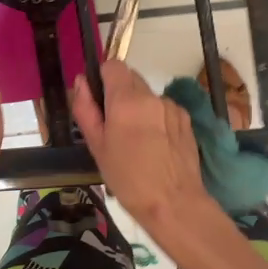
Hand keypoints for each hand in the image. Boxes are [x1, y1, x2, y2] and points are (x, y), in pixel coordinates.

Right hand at [70, 61, 213, 231]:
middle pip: (131, 78)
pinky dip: (156, 119)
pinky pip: (163, 110)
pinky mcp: (186, 120)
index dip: (103, 78)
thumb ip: (85, 108)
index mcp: (126, 99)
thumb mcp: (96, 145)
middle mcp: (151, 96)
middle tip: (114, 125)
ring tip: (136, 140)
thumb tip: (81, 82)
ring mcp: (171, 107)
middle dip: (120, 94)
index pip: (113, 65)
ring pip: (147, 96)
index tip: (99, 100)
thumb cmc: (127, 178)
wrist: (174, 204)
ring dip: (138, 107)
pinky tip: (155, 146)